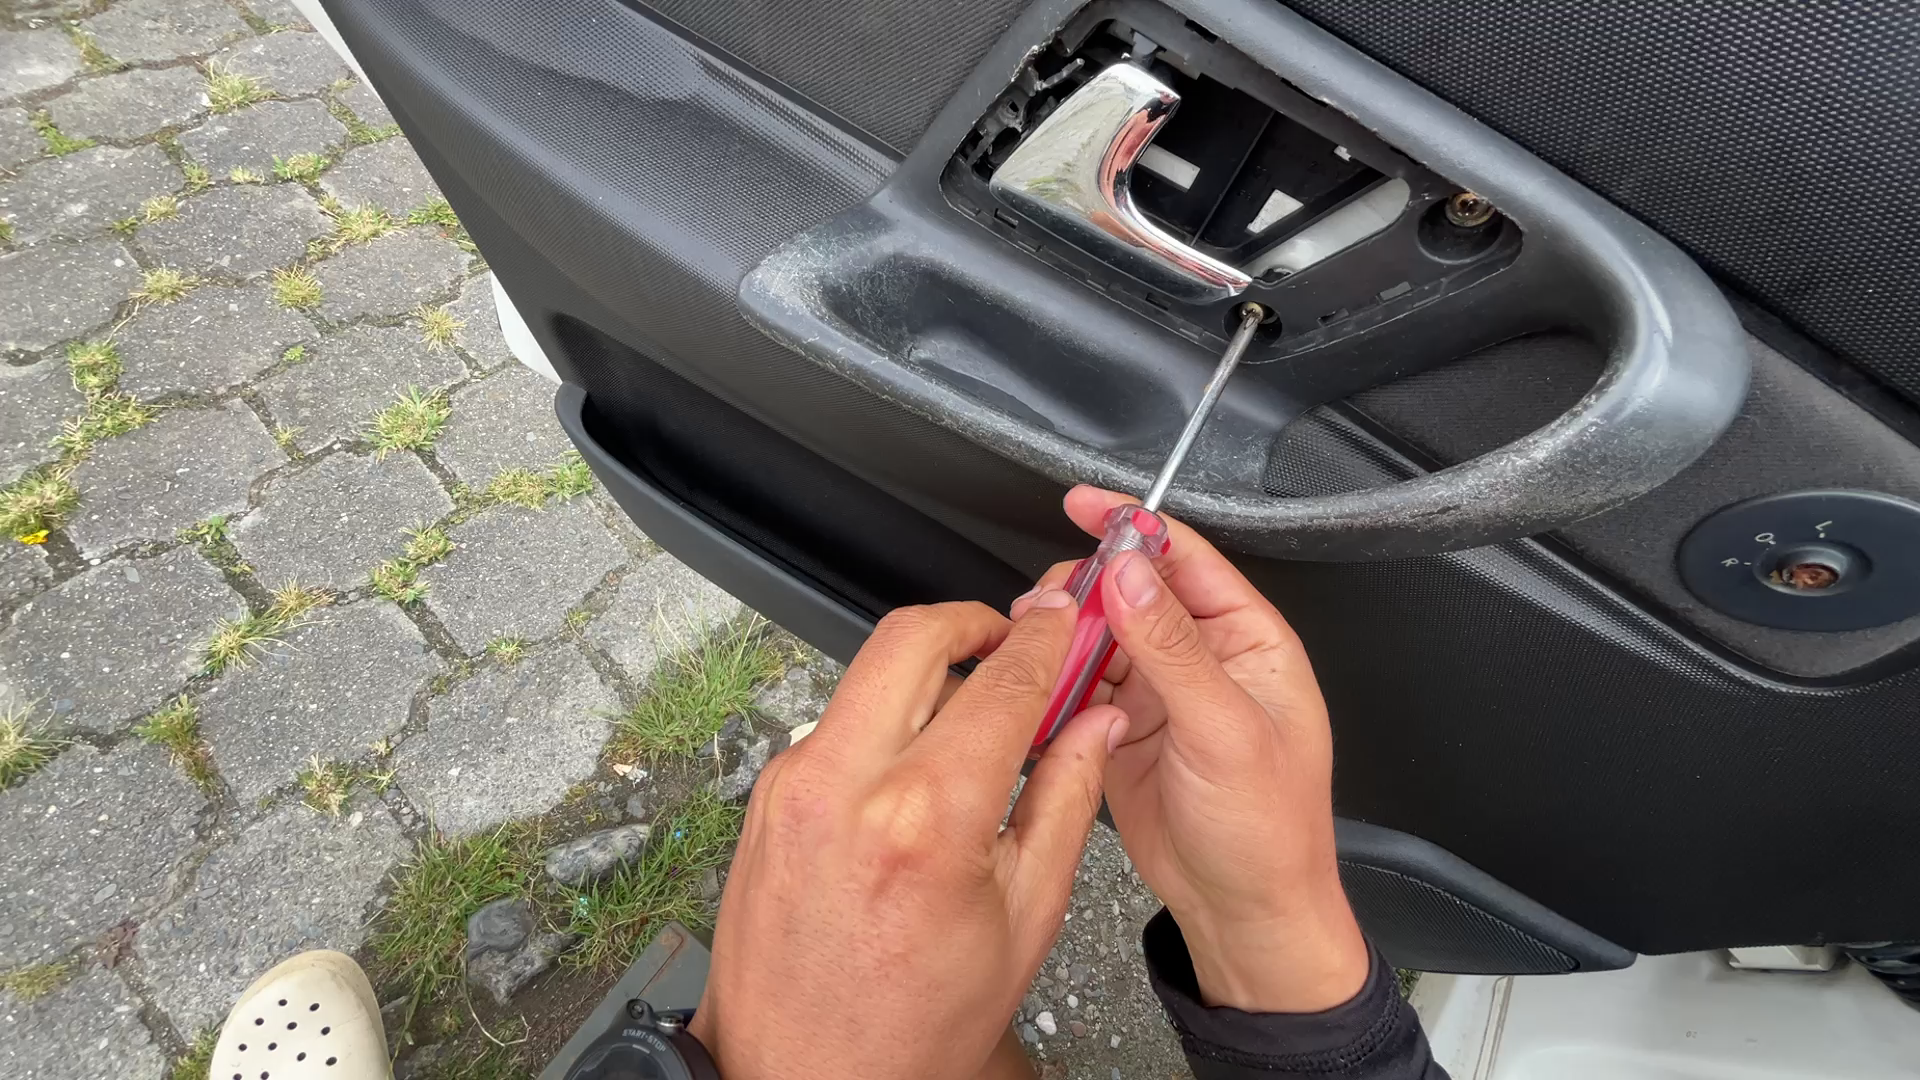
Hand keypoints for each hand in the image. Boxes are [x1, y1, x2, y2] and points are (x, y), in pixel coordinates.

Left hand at [690, 597, 1127, 1078]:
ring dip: (932, 665)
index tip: (1060, 618)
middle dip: (972, 619)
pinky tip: (918, 757)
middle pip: (913, 636)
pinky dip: (892, 712)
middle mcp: (845, 782)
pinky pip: (844, 715)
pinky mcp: (772, 787)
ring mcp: (795, 779)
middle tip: (1010, 638)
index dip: (1043, 639)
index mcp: (924, 820)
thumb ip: (1066, 798)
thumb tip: (1093, 723)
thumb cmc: (913, 1024)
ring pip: (873, 668)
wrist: (797, 1079)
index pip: (1001, 685)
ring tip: (973, 705)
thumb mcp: (1024, 918)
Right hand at [1012, 486, 1368, 1012]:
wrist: (1241, 910)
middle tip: (1047, 600)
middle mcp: (1199, 654)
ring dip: (1065, 631)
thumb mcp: (1225, 730)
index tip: (1083, 503)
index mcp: (1244, 639)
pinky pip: (1080, 679)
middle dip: (1085, 585)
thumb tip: (1131, 574)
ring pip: (1098, 632)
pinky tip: (1040, 681)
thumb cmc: (1267, 828)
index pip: (1185, 557)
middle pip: (1131, 589)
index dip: (1132, 525)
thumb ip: (1173, 648)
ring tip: (1035, 640)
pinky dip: (1056, 676)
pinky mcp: (1122, 719)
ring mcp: (1157, 687)